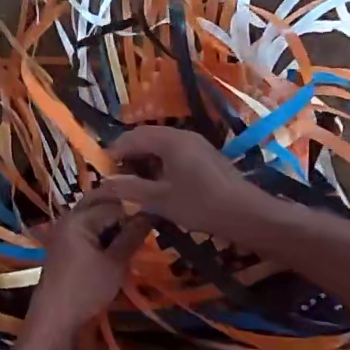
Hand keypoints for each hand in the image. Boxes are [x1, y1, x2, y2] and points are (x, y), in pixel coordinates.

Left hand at [28, 198, 154, 329]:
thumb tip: (150, 216)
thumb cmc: (86, 289)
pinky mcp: (63, 241)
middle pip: (99, 200)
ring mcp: (63, 229)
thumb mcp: (115, 264)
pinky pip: (85, 224)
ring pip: (92, 211)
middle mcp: (69, 217)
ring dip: (110, 218)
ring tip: (128, 235)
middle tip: (140, 224)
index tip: (150, 225)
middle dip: (121, 208)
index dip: (133, 214)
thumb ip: (131, 237)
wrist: (54, 315)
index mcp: (79, 218)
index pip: (114, 205)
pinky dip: (100, 228)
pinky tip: (112, 243)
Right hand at [84, 126, 268, 239]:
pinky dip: (160, 164)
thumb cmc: (201, 204)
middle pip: (146, 138)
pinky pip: (174, 153)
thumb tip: (104, 183)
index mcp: (169, 140)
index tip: (102, 173)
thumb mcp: (160, 200)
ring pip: (160, 146)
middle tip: (116, 179)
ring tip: (134, 184)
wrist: (247, 214)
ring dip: (144, 161)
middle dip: (128, 156)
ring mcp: (196, 144)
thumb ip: (130, 188)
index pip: (131, 137)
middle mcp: (182, 135)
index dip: (113, 153)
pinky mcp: (205, 156)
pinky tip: (159, 185)